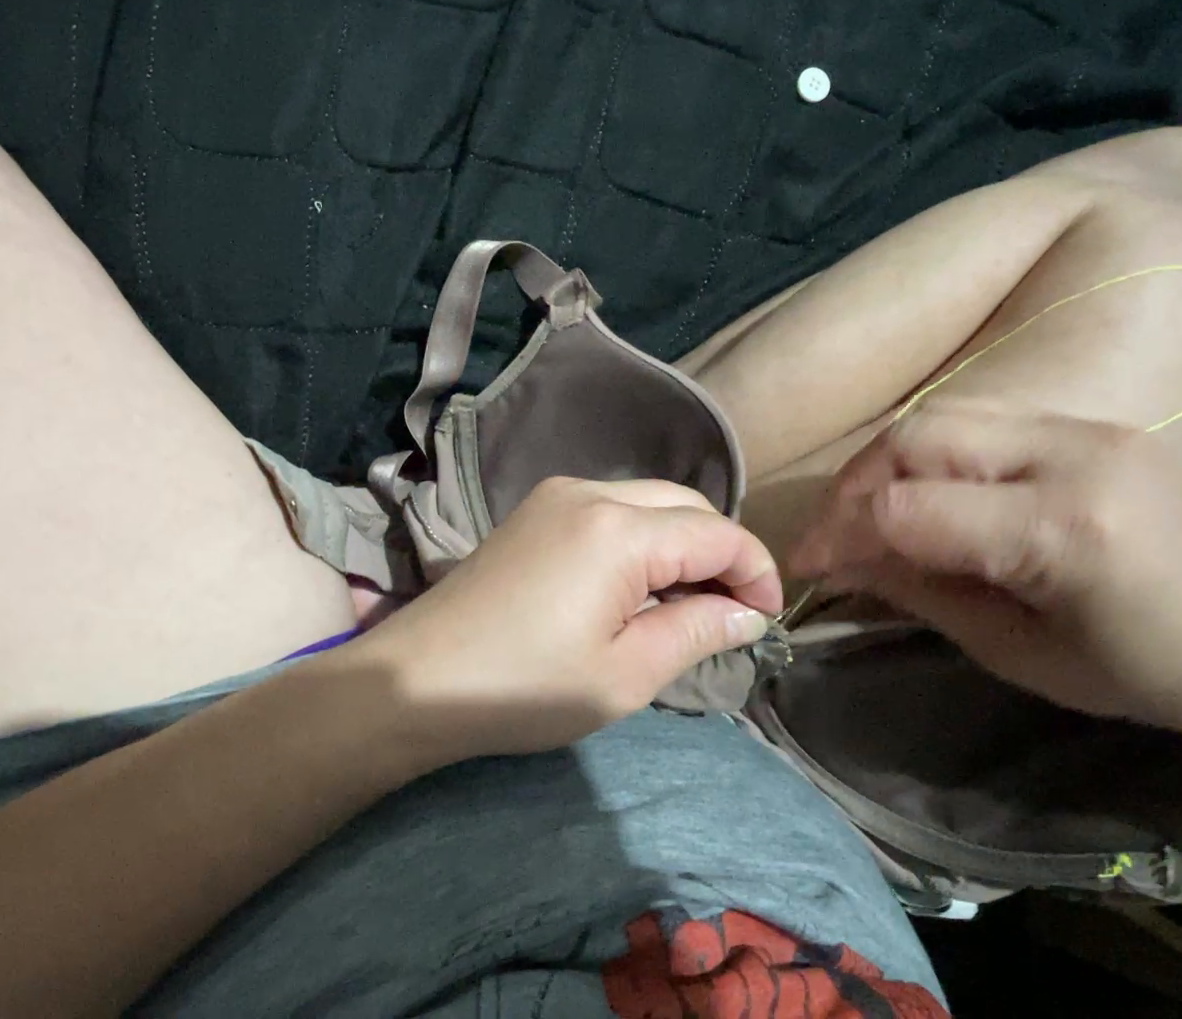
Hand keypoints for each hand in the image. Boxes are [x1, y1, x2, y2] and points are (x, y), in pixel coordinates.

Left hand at [349, 477, 783, 761]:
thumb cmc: (523, 688)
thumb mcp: (625, 674)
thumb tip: (744, 612)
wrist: (414, 680)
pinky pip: (606, 511)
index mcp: (618, 529)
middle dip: (720, 552)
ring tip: (687, 605)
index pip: (717, 532)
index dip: (756, 572)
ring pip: (645, 502)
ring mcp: (552, 497)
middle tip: (731, 614)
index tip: (766, 620)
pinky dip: (637, 540)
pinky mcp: (529, 514)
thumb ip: (695, 631)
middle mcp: (587, 492)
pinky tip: (635, 587)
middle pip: (683, 505)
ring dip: (679, 543)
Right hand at [786, 402, 1181, 737]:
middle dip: (851, 487)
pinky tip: (926, 495)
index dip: (837, 535)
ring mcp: (1089, 429)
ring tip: (868, 514)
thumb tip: (840, 563)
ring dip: (886, 463)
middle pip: (913, 437)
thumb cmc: (1155, 677)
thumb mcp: (1018, 654)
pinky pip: (982, 422)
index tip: (807, 568)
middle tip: (832, 537)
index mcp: (1062, 528)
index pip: (903, 507)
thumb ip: (920, 593)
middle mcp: (1073, 454)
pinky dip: (931, 455)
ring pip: (941, 415)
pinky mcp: (1095, 427)